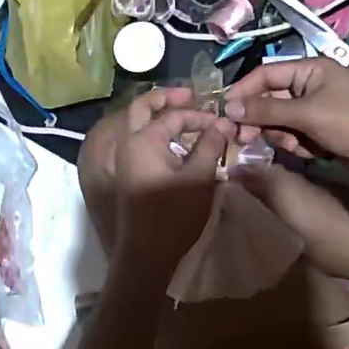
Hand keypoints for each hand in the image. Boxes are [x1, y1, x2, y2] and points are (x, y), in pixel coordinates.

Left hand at [109, 108, 233, 283]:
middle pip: (143, 107)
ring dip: (161, 116)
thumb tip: (223, 123)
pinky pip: (140, 141)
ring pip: (139, 124)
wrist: (145, 252)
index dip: (200, 115)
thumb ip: (210, 146)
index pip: (174, 115)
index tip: (222, 122)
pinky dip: (157, 133)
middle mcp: (129, 143)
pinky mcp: (128, 173)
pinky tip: (178, 144)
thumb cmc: (173, 213)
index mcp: (144, 139)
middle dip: (167, 98)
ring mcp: (125, 158)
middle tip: (191, 95)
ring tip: (188, 118)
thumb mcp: (199, 177)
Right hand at [224, 58, 348, 188]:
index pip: (265, 74)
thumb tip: (230, 107)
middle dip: (261, 119)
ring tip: (298, 145)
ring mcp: (318, 110)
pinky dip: (299, 145)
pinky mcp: (323, 132)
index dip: (243, 92)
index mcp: (310, 69)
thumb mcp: (307, 113)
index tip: (226, 113)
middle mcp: (311, 85)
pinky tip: (314, 153)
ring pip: (280, 121)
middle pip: (270, 99)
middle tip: (245, 139)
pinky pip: (296, 136)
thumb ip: (267, 109)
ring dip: (282, 135)